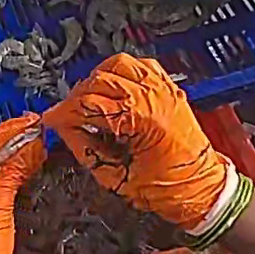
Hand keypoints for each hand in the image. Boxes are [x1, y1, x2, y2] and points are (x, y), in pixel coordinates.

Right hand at [43, 55, 252, 246]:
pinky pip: (140, 65)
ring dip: (98, 79)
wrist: (202, 190)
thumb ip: (85, 148)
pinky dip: (121, 72)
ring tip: (91, 101)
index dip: (65, 112)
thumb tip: (64, 129)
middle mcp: (156, 96)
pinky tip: (114, 89)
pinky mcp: (168, 87)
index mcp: (144, 118)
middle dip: (78, 98)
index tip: (52, 120)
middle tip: (69, 116)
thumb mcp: (116, 177)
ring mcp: (164, 88)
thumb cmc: (168, 189)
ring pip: (118, 64)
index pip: (90, 102)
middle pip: (100, 79)